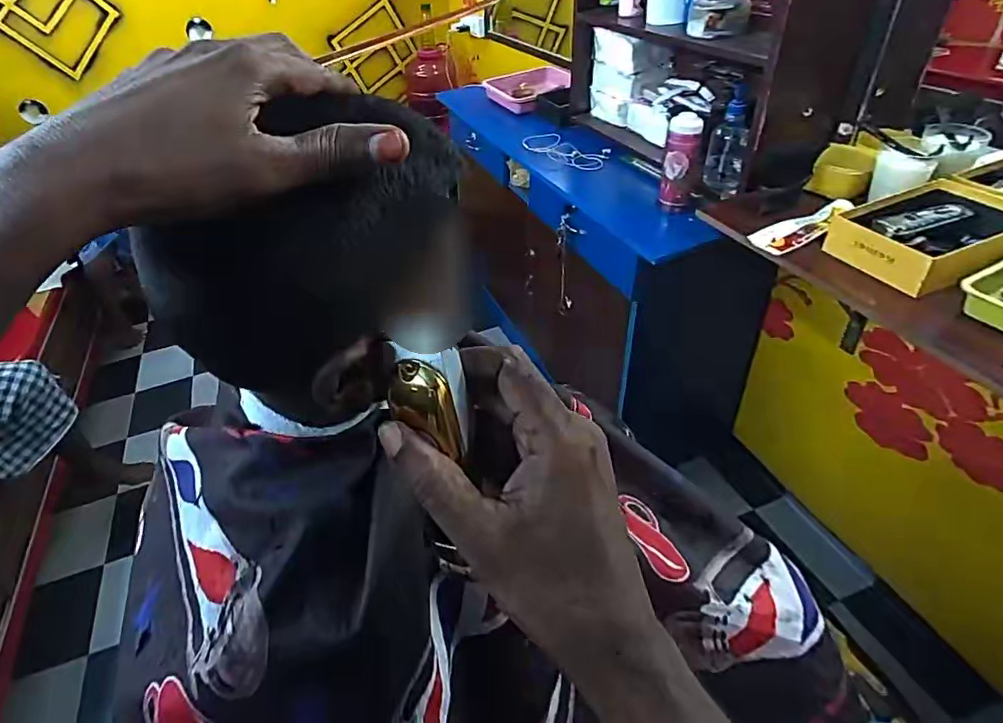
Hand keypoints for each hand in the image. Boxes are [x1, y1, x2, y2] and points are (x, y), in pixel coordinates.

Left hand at [8, 35, 409, 231]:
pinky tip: (210, 113)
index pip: (316, 72)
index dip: (343, 94)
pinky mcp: (143, 75)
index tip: (359, 117)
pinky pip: (199, 70)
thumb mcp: (263, 170)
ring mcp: (173, 57)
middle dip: (305, 77)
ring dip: (262, 78)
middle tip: (318, 111)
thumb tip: (397, 141)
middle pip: (277, 53)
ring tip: (269, 112)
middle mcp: (214, 47)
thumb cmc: (177, 172)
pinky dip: (224, 85)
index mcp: (250, 63)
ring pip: (235, 59)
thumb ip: (330, 153)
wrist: (73, 172)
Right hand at [380, 347, 725, 722]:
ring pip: (520, 408)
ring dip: (477, 416)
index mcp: (557, 435)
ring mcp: (580, 448)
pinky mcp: (578, 468)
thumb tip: (388, 431)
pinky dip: (497, 437)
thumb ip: (431, 479)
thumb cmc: (549, 587)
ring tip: (434, 434)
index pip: (507, 365)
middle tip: (418, 407)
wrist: (613, 642)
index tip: (422, 375)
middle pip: (512, 384)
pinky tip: (468, 462)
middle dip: (462, 390)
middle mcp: (574, 429)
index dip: (463, 359)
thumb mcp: (479, 535)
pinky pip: (531, 431)